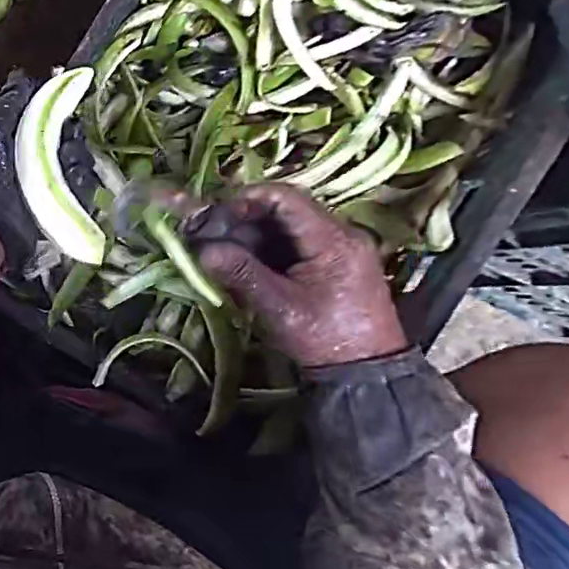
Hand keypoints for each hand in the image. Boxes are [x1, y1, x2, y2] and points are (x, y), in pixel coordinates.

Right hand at [197, 184, 407, 367]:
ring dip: (251, 235)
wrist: (366, 371)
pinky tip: (243, 263)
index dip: (245, 198)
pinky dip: (264, 248)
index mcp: (332, 239)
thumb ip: (241, 274)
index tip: (215, 215)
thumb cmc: (324, 338)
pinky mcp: (330, 261)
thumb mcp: (279, 307)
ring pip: (285, 226)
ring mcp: (337, 247)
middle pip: (283, 209)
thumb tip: (202, 250)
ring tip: (221, 252)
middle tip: (211, 236)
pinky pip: (292, 242)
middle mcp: (339, 234)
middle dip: (243, 219)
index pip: (285, 197)